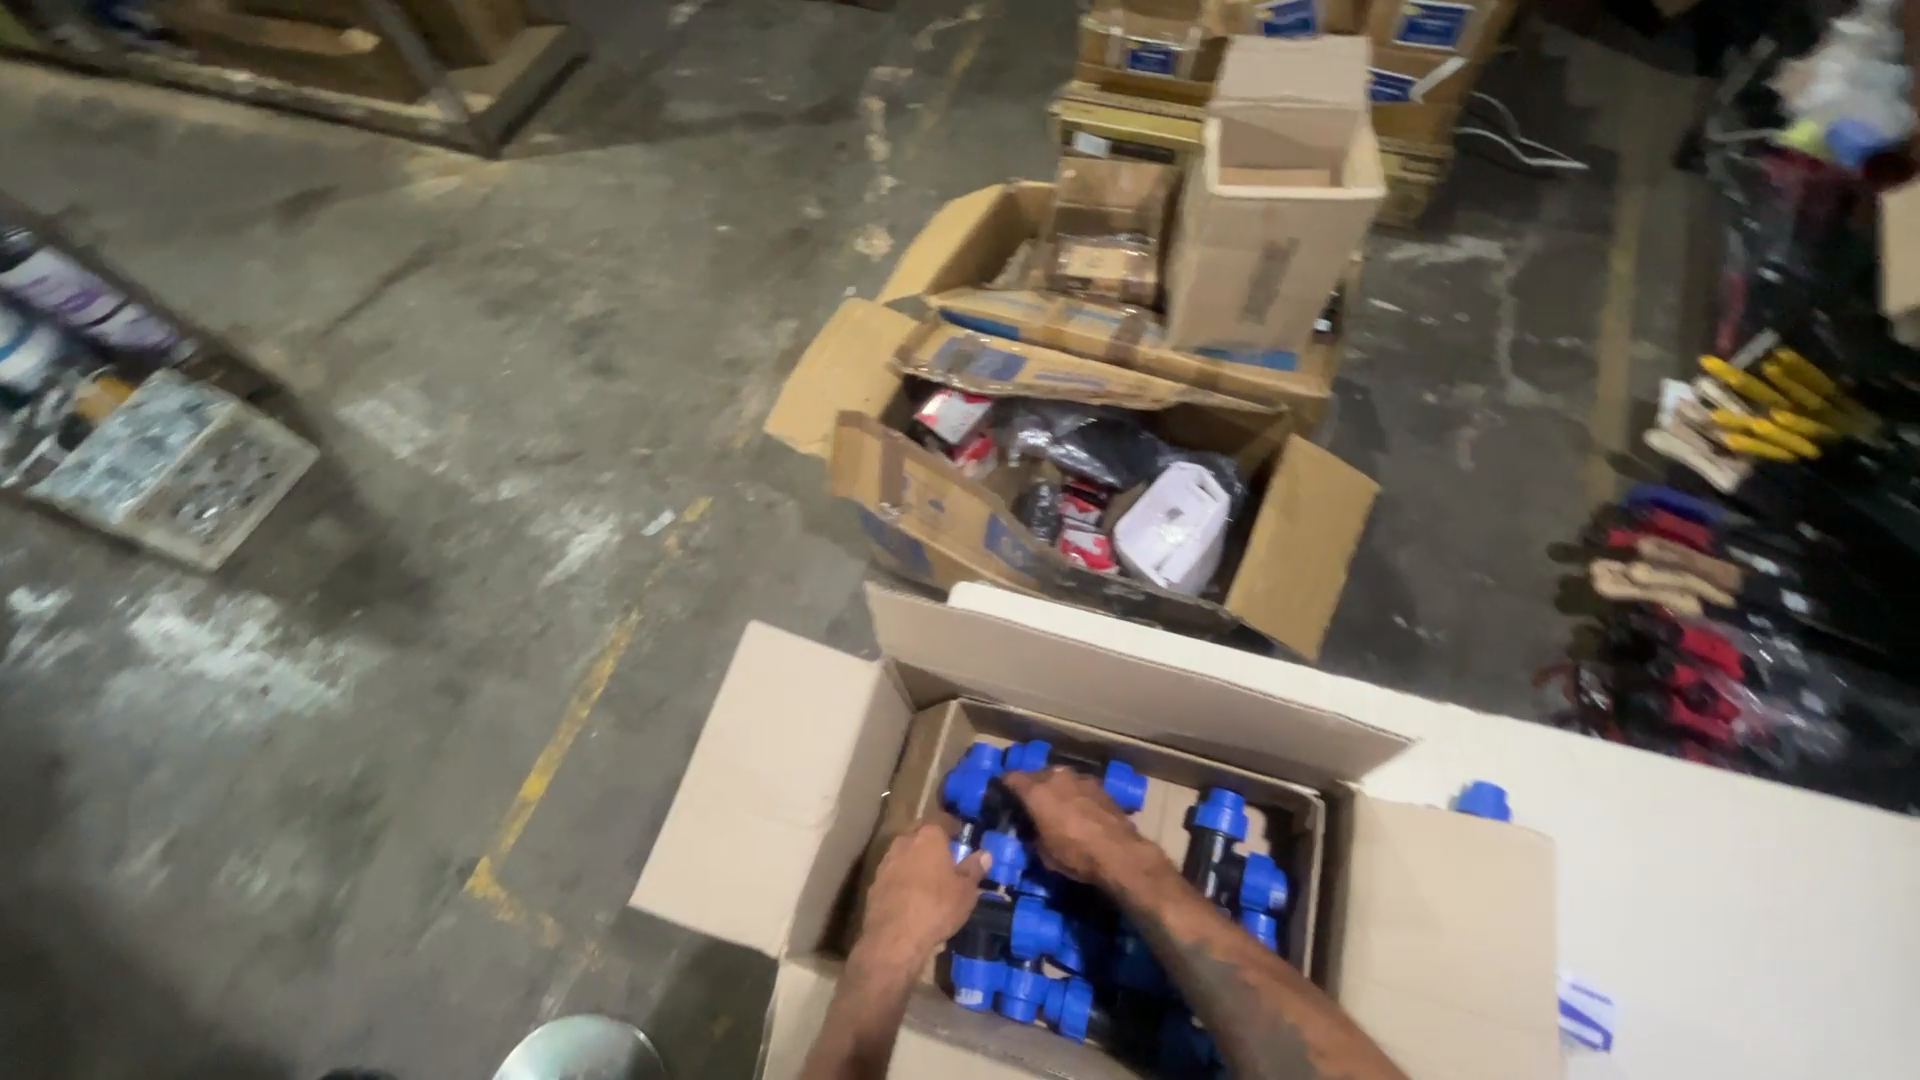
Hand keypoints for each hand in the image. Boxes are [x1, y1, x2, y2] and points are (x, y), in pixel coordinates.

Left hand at [859, 822, 989, 964]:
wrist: (894, 937)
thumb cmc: (936, 907)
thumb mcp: (965, 891)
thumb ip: (974, 869)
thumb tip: (985, 854)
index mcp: (929, 836)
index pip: (942, 820)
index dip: (952, 826)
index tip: (960, 833)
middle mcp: (905, 841)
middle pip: (920, 834)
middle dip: (931, 841)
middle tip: (945, 854)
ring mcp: (886, 862)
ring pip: (904, 853)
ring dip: (915, 860)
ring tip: (928, 876)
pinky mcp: (874, 883)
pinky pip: (893, 873)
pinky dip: (902, 878)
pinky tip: (910, 895)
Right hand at [1002, 767, 1162, 885]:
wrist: (1118, 852)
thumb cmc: (1075, 853)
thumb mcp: (1043, 853)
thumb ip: (1032, 835)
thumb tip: (1031, 832)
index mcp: (1035, 791)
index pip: (1010, 778)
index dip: (1003, 786)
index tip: (1001, 795)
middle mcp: (1055, 776)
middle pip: (1035, 775)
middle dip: (1031, 787)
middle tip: (1030, 804)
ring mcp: (1079, 777)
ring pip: (1059, 778)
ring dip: (1054, 789)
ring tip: (1056, 806)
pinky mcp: (1099, 784)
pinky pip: (1078, 785)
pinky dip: (1074, 793)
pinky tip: (1078, 809)